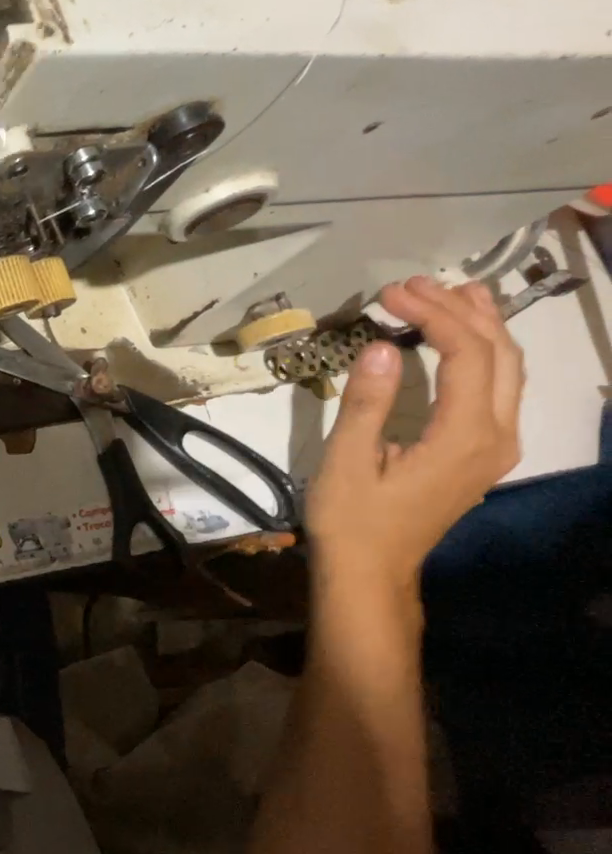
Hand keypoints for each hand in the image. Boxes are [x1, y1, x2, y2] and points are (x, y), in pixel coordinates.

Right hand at [306, 276, 523, 581]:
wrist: (371, 569)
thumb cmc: (351, 518)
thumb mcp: (345, 461)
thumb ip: (367, 403)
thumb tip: (380, 347)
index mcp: (465, 436)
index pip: (467, 356)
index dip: (433, 316)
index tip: (392, 293)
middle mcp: (497, 435)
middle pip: (501, 356)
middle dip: (464, 312)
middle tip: (417, 284)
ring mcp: (496, 444)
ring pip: (509, 370)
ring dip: (481, 328)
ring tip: (448, 295)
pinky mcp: (482, 451)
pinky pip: (497, 389)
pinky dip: (480, 354)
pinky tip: (456, 342)